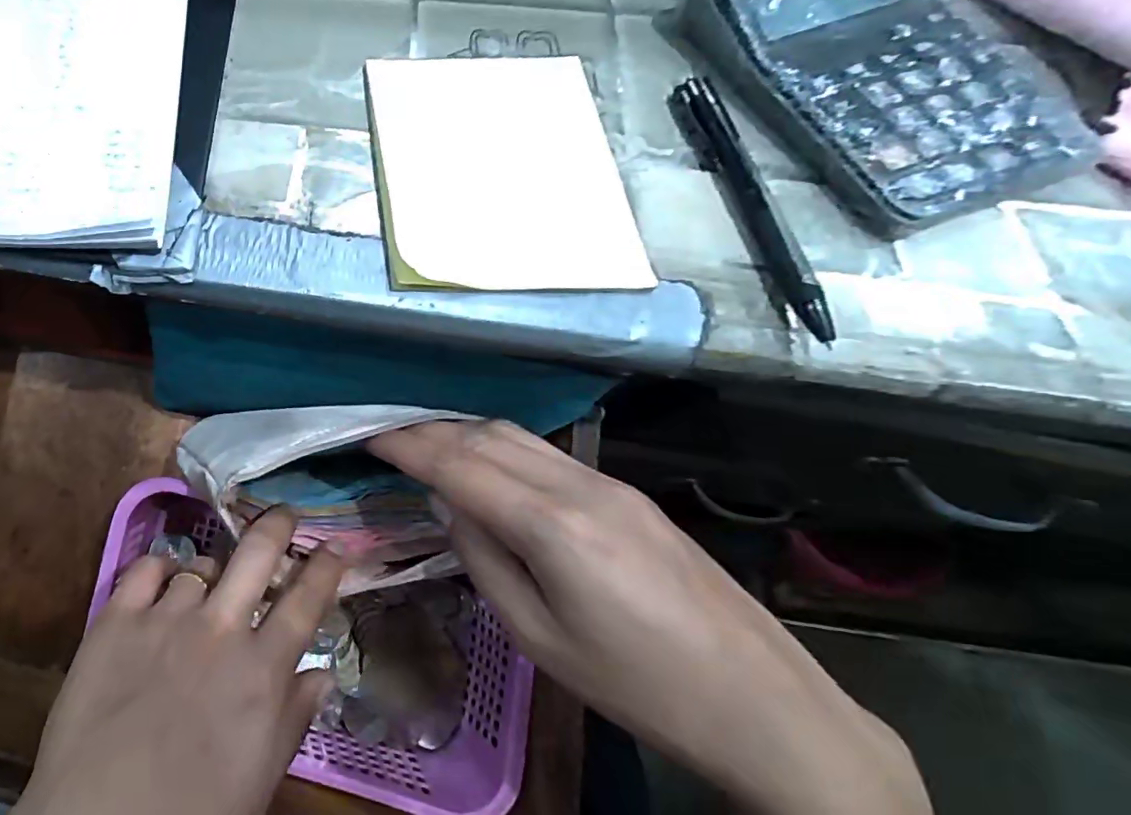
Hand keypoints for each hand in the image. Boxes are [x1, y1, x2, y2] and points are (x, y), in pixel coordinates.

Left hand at [16, 507, 345, 814]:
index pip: (306, 600)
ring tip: (205, 591)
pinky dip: (160, 568)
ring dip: (210, 574)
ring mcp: (166, 617)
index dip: (325, 566)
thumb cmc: (194, 810)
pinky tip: (161, 580)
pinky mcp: (116, 618)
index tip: (335, 544)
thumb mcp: (260, 774)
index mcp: (262, 670)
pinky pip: (147, 568)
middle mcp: (220, 629)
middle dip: (277, 525)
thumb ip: (295, 716)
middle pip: (258, 553)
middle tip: (283, 516)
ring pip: (200, 567)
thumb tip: (323, 673)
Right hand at [367, 421, 929, 814]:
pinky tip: (488, 466)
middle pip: (488, 436)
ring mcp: (609, 482)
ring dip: (466, 433)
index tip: (370, 436)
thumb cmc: (638, 686)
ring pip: (519, 436)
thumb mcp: (540, 639)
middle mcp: (578, 484)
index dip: (409, 446)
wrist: (760, 701)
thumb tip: (448, 505)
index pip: (461, 465)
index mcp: (552, 525)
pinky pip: (547, 453)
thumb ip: (485, 560)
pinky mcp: (627, 493)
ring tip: (428, 445)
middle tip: (389, 437)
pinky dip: (502, 448)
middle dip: (432, 430)